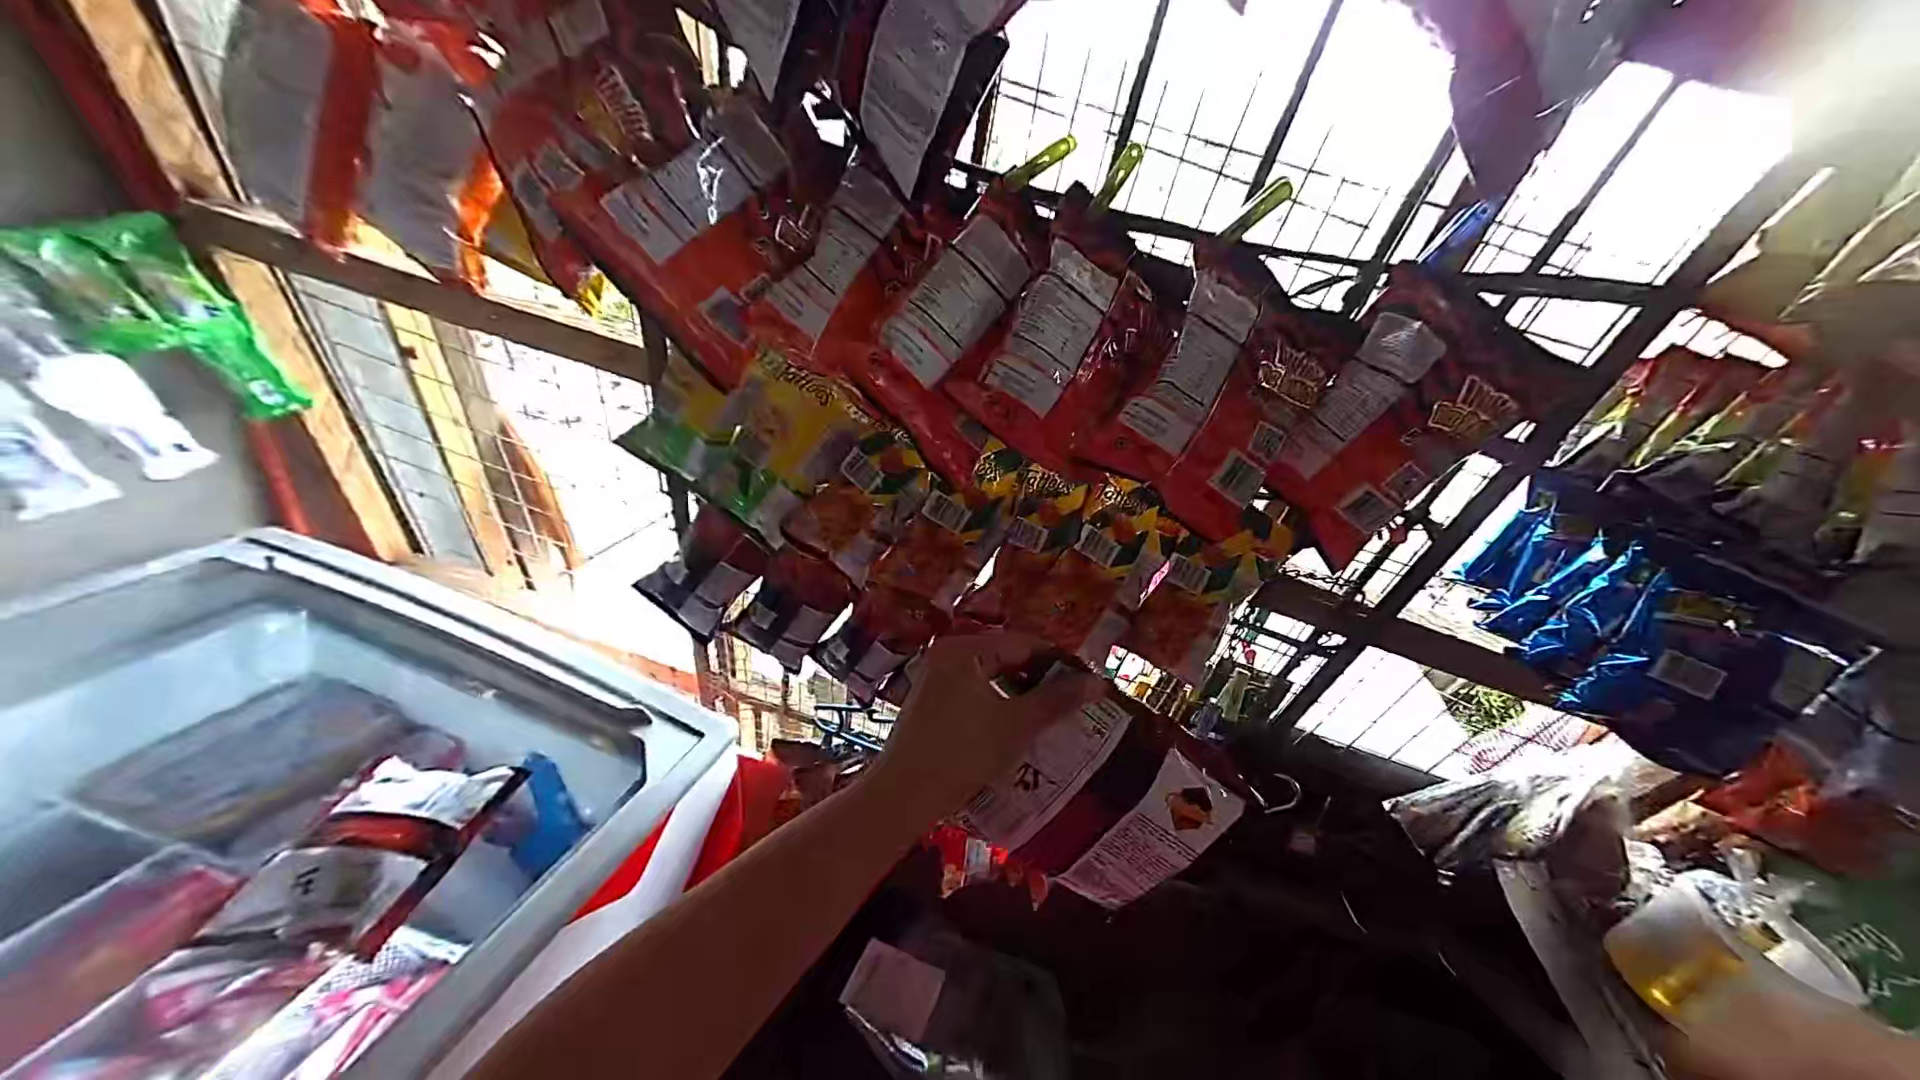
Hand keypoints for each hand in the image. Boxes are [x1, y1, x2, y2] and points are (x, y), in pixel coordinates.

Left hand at [866, 632, 1105, 820]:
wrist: (905, 795)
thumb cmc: (962, 752)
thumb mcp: (1017, 724)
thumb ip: (1057, 700)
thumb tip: (1098, 682)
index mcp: (963, 649)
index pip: (1022, 643)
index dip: (1058, 661)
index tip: (1087, 681)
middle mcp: (947, 656)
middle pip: (1006, 658)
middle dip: (1040, 679)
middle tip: (1074, 699)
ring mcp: (937, 680)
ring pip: (992, 679)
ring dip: (1021, 695)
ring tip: (1054, 715)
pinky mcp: (933, 705)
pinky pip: (976, 695)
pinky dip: (1000, 706)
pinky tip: (1020, 727)